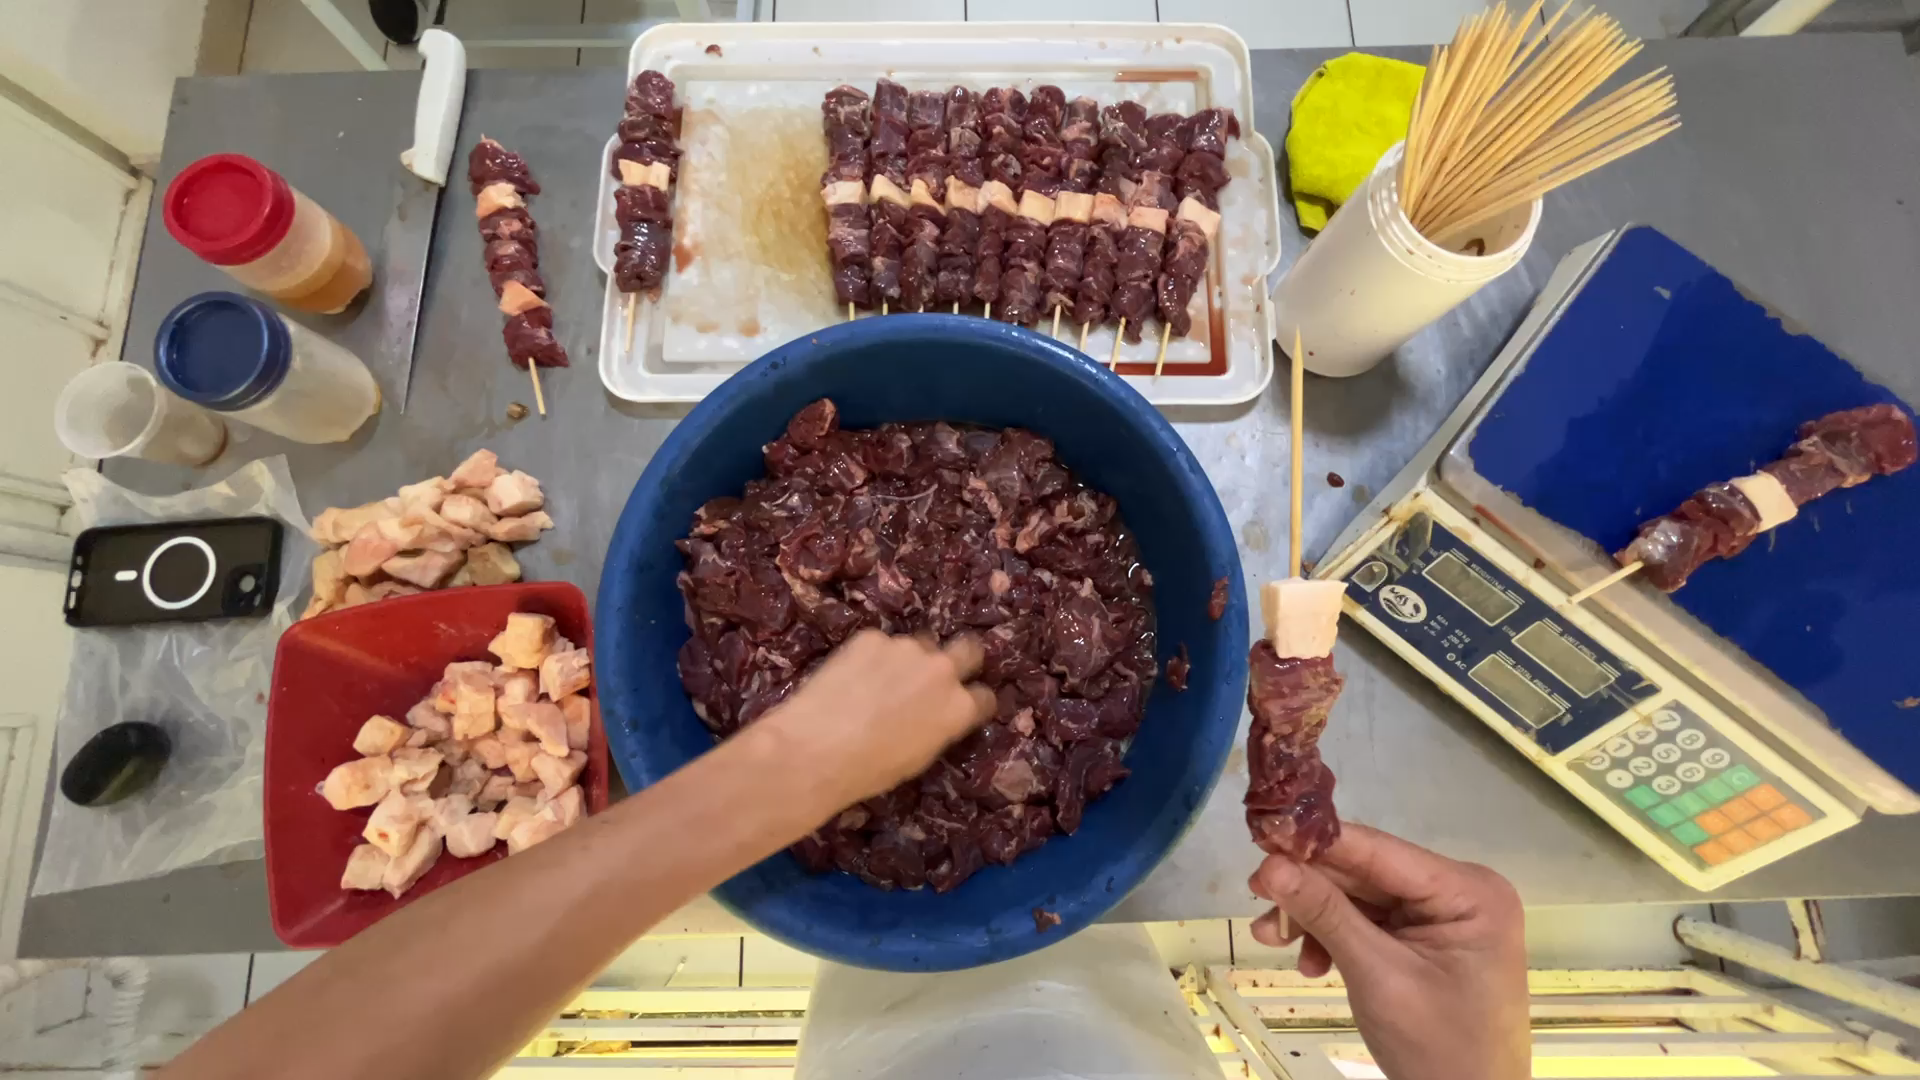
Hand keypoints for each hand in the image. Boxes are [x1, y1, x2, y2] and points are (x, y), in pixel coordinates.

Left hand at [756, 629, 993, 808]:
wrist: (814, 749)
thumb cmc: (869, 770)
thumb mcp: (918, 757)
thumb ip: (939, 727)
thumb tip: (940, 715)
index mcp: (959, 707)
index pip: (985, 696)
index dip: (974, 701)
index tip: (964, 705)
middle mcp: (941, 670)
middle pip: (968, 649)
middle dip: (961, 659)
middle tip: (938, 675)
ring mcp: (906, 648)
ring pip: (919, 645)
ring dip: (910, 660)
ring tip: (881, 681)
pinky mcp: (872, 637)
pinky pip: (881, 644)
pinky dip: (873, 657)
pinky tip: (852, 678)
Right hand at [1248, 824, 1529, 1079]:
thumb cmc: (1440, 1049)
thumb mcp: (1377, 975)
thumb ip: (1323, 911)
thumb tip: (1269, 864)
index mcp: (1466, 890)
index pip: (1374, 850)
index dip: (1314, 841)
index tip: (1261, 839)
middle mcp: (1453, 889)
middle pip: (1358, 871)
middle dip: (1306, 889)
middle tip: (1255, 894)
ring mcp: (1436, 914)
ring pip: (1351, 894)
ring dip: (1309, 916)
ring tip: (1268, 936)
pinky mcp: (1417, 936)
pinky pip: (1360, 919)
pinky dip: (1327, 936)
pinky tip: (1307, 962)